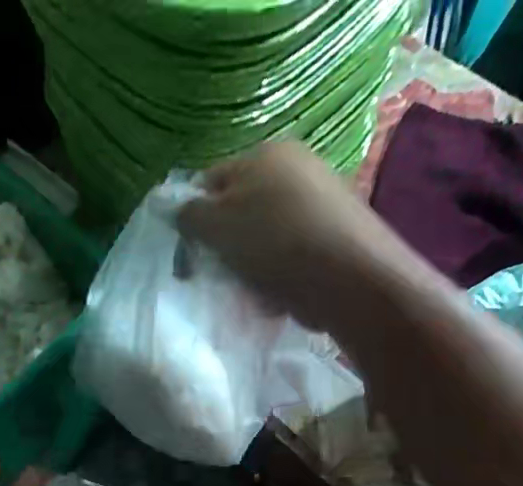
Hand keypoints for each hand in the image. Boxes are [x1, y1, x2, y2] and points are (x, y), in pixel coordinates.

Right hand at [178, 142, 412, 329]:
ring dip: (251, 265)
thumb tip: (172, 207)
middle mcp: (296, 166)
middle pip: (240, 209)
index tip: (189, 255)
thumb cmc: (274, 243)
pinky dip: (280, 274)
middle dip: (226, 245)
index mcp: (264, 153)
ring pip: (265, 236)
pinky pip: (291, 254)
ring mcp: (321, 198)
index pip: (209, 181)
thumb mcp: (216, 225)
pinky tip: (280, 295)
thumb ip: (187, 214)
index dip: (192, 218)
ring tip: (253, 290)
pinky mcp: (336, 233)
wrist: (350, 277)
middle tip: (220, 274)